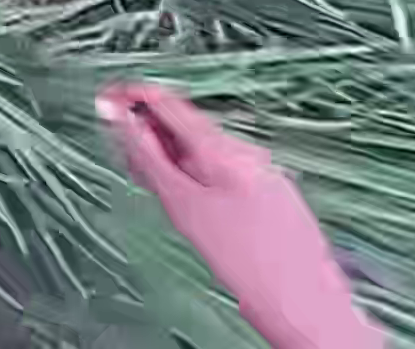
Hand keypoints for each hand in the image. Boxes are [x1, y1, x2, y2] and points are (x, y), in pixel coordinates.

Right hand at [99, 83, 383, 348]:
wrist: (311, 318)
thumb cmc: (243, 263)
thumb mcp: (178, 201)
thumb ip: (144, 152)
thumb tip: (116, 113)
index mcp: (222, 147)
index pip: (164, 99)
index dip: (128, 95)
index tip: (103, 102)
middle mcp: (246, 151)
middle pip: (182, 123)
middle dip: (147, 133)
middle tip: (124, 154)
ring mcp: (263, 172)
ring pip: (199, 147)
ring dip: (169, 155)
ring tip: (153, 184)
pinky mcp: (272, 193)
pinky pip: (220, 167)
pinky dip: (193, 172)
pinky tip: (185, 199)